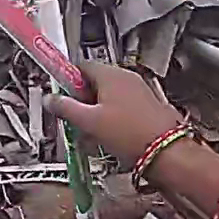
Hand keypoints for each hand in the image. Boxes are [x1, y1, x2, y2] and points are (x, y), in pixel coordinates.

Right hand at [45, 62, 181, 161]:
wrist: (167, 152)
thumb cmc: (129, 134)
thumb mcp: (90, 122)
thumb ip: (66, 108)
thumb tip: (50, 99)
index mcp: (111, 74)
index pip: (81, 66)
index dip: (68, 80)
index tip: (61, 96)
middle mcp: (126, 77)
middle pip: (95, 81)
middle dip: (82, 99)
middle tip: (75, 118)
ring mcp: (139, 90)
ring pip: (109, 95)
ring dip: (96, 111)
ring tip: (91, 132)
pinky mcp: (147, 106)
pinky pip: (122, 106)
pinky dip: (112, 117)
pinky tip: (110, 136)